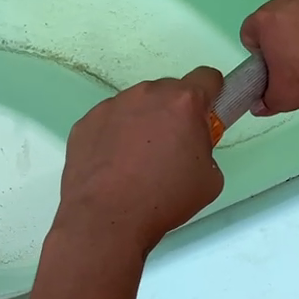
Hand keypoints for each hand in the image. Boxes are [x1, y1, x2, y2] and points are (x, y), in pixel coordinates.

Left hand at [55, 67, 225, 258]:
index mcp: (185, 102)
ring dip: (145, 120)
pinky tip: (115, 164)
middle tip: (174, 144)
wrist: (107, 221)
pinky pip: (111, 119)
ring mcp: (112, 107)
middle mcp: (148, 95)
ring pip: (139, 104)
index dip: (213, 93)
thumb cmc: (167, 198)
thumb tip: (189, 145)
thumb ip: (206, 146)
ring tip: (139, 158)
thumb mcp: (211, 175)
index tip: (208, 114)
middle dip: (176, 110)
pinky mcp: (85, 123)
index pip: (208, 76)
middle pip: (171, 90)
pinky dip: (117, 134)